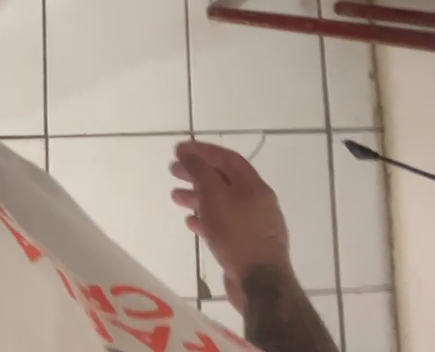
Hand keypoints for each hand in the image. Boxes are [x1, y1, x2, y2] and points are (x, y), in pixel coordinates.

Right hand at [172, 140, 292, 308]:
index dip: (203, 150)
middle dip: (196, 173)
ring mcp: (254, 226)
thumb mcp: (214, 195)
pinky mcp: (248, 246)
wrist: (261, 284)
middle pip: (223, 180)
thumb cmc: (237, 233)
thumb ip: (200, 170)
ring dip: (198, 197)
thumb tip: (188, 153)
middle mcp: (258, 203)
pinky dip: (206, 219)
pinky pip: (224, 224)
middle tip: (173, 171)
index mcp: (254, 187)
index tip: (179, 149)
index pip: (227, 158)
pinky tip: (191, 222)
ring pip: (222, 203)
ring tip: (176, 197)